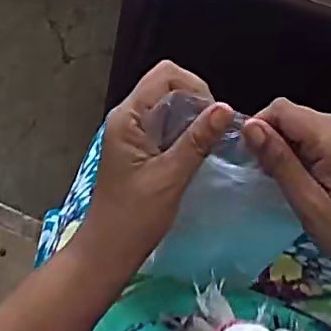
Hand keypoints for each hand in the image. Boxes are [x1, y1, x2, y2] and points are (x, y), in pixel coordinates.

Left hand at [76, 61, 231, 273]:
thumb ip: (197, 140)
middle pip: (166, 84)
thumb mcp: (170, 178)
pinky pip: (163, 122)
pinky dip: (182, 129)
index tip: (213, 115)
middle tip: (213, 128)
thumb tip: (225, 108)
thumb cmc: (134, 219)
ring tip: (208, 139)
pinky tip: (195, 149)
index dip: (194, 87)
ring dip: (190, 115)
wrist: (105, 255)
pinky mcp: (137, 145)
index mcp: (128, 116)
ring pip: (167, 103)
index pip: (165, 75)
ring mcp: (131, 130)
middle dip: (195, 98)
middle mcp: (127, 115)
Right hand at [243, 98, 330, 288]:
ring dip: (284, 145)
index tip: (249, 159)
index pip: (281, 109)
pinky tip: (300, 178)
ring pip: (299, 122)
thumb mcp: (309, 204)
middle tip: (266, 175)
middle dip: (271, 137)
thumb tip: (249, 126)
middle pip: (290, 113)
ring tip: (283, 180)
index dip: (258, 127)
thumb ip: (280, 161)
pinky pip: (312, 133)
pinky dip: (298, 150)